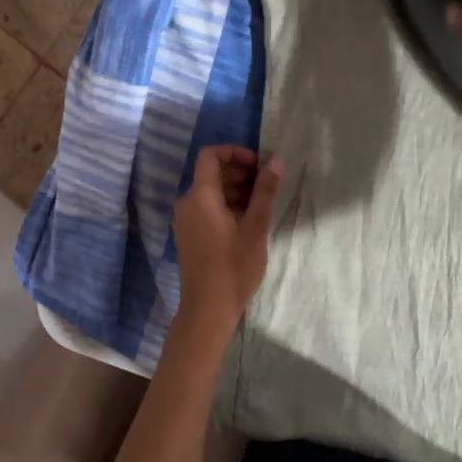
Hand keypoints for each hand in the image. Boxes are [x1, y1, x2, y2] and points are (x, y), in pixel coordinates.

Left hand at [172, 145, 283, 341]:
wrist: (207, 309)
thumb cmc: (234, 267)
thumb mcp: (255, 228)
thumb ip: (265, 191)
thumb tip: (276, 161)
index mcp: (200, 196)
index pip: (210, 155)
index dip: (235, 152)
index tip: (259, 164)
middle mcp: (187, 203)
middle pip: (211, 173)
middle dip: (239, 172)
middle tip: (267, 184)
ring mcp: (185, 220)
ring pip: (210, 192)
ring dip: (235, 190)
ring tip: (261, 204)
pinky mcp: (188, 235)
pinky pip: (206, 208)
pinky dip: (225, 206)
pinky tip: (247, 221)